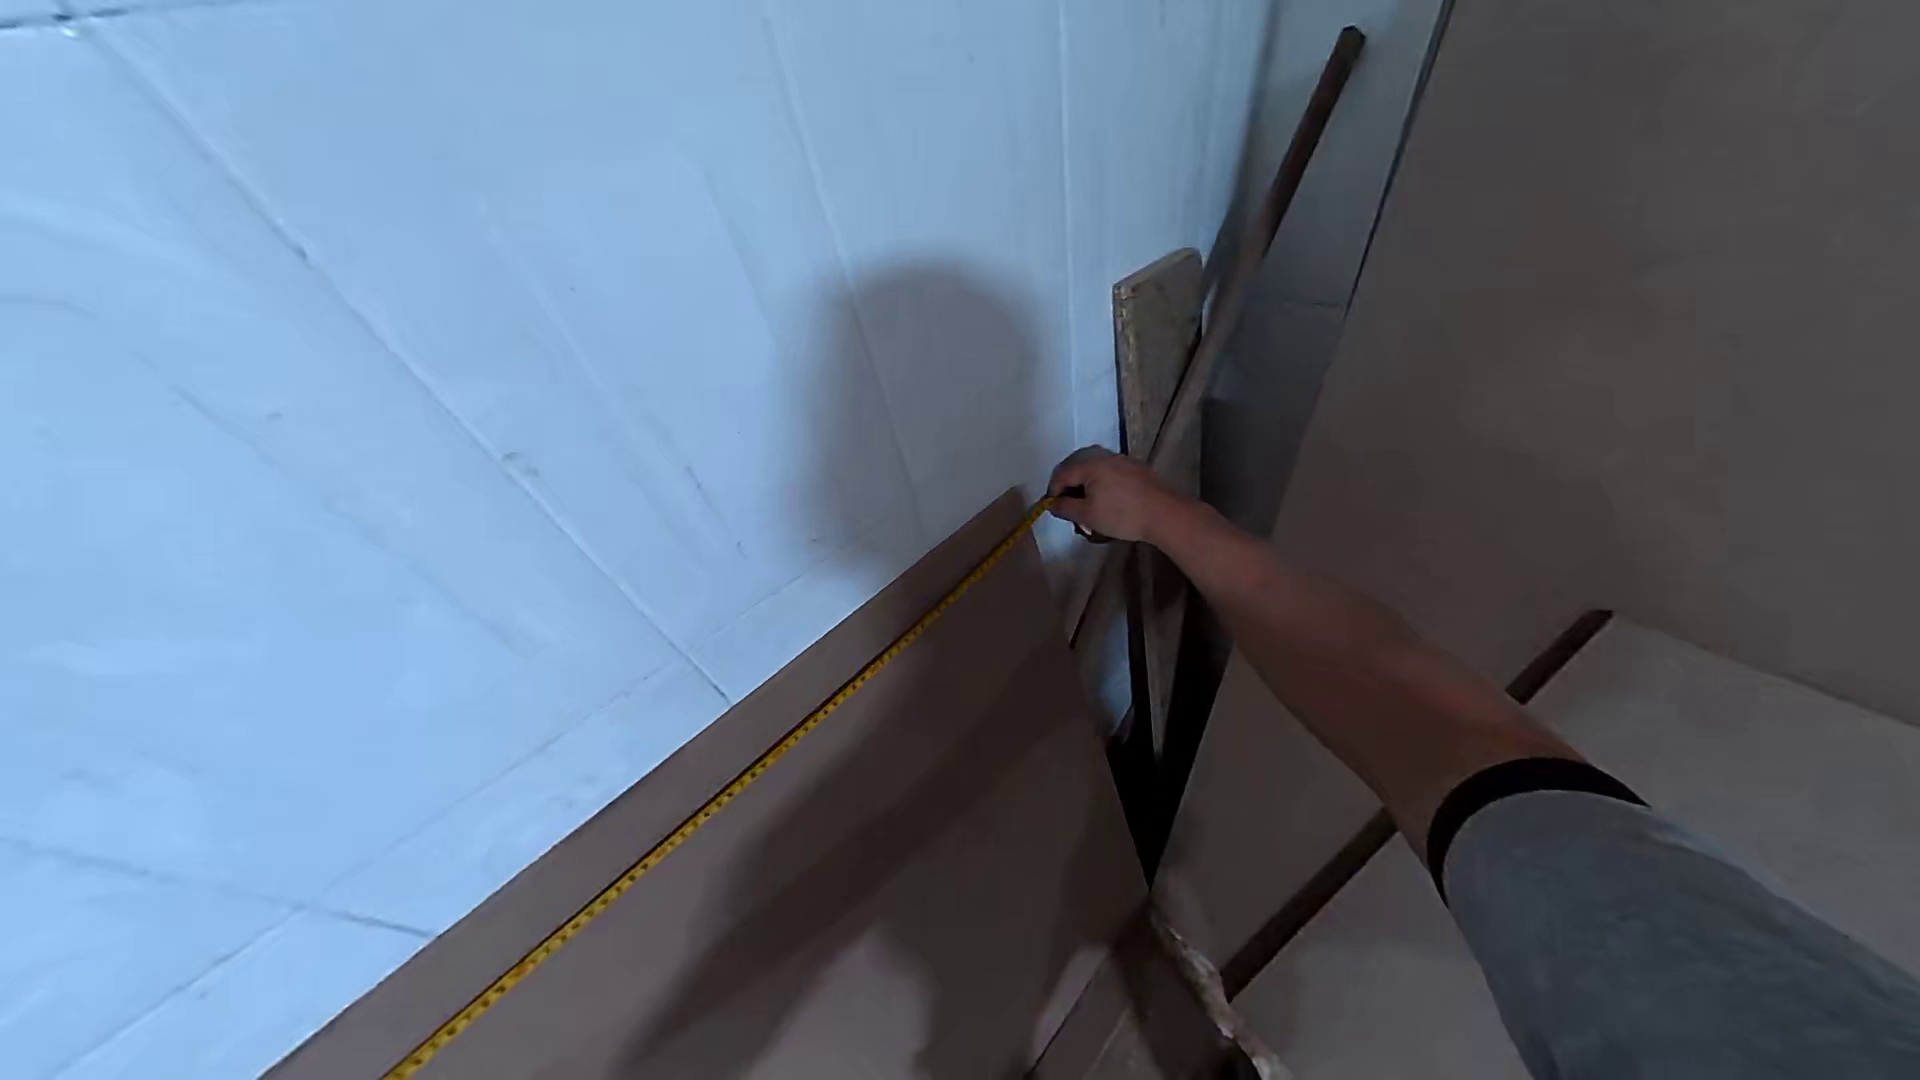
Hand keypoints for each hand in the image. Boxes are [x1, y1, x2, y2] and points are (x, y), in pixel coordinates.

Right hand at [1046, 446, 1189, 543]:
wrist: (1164, 514)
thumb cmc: (1122, 515)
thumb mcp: (1088, 515)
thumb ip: (1065, 508)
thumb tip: (1052, 504)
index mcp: (1090, 464)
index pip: (1061, 474)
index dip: (1053, 492)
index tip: (1054, 509)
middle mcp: (1104, 456)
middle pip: (1077, 467)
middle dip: (1068, 487)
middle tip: (1068, 506)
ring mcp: (1122, 460)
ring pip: (1094, 469)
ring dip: (1085, 485)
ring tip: (1087, 505)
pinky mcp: (1136, 468)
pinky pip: (1109, 472)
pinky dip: (1101, 484)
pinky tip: (1107, 500)